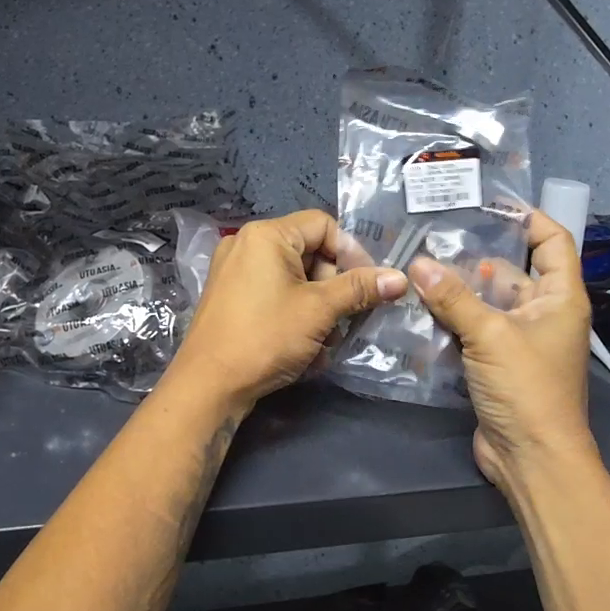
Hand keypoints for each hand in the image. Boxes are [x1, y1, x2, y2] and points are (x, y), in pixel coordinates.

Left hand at [170, 210, 407, 409]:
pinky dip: (295, 310)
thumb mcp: (319, 311)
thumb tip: (401, 278)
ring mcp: (234, 271)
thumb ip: (359, 289)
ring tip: (327, 335)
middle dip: (334, 283)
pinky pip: (274, 292)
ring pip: (293, 275)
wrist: (208, 386)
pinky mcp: (230, 297)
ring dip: (319, 303)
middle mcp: (246, 244)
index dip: (351, 251)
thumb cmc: (265, 337)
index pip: (323, 224)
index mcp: (266, 235)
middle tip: (347, 315)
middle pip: (309, 250)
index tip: (369, 284)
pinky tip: (305, 342)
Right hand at [407, 210, 594, 489]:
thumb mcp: (491, 336)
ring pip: (487, 301)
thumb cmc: (527, 389)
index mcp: (560, 298)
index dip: (528, 218)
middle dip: (476, 253)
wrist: (533, 460)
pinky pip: (474, 329)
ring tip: (417, 263)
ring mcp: (519, 340)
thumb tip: (418, 263)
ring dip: (458, 288)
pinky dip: (451, 318)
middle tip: (434, 233)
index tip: (490, 203)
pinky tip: (418, 305)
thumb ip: (454, 298)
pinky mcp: (497, 363)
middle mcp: (544, 313)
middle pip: (512, 270)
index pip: (553, 242)